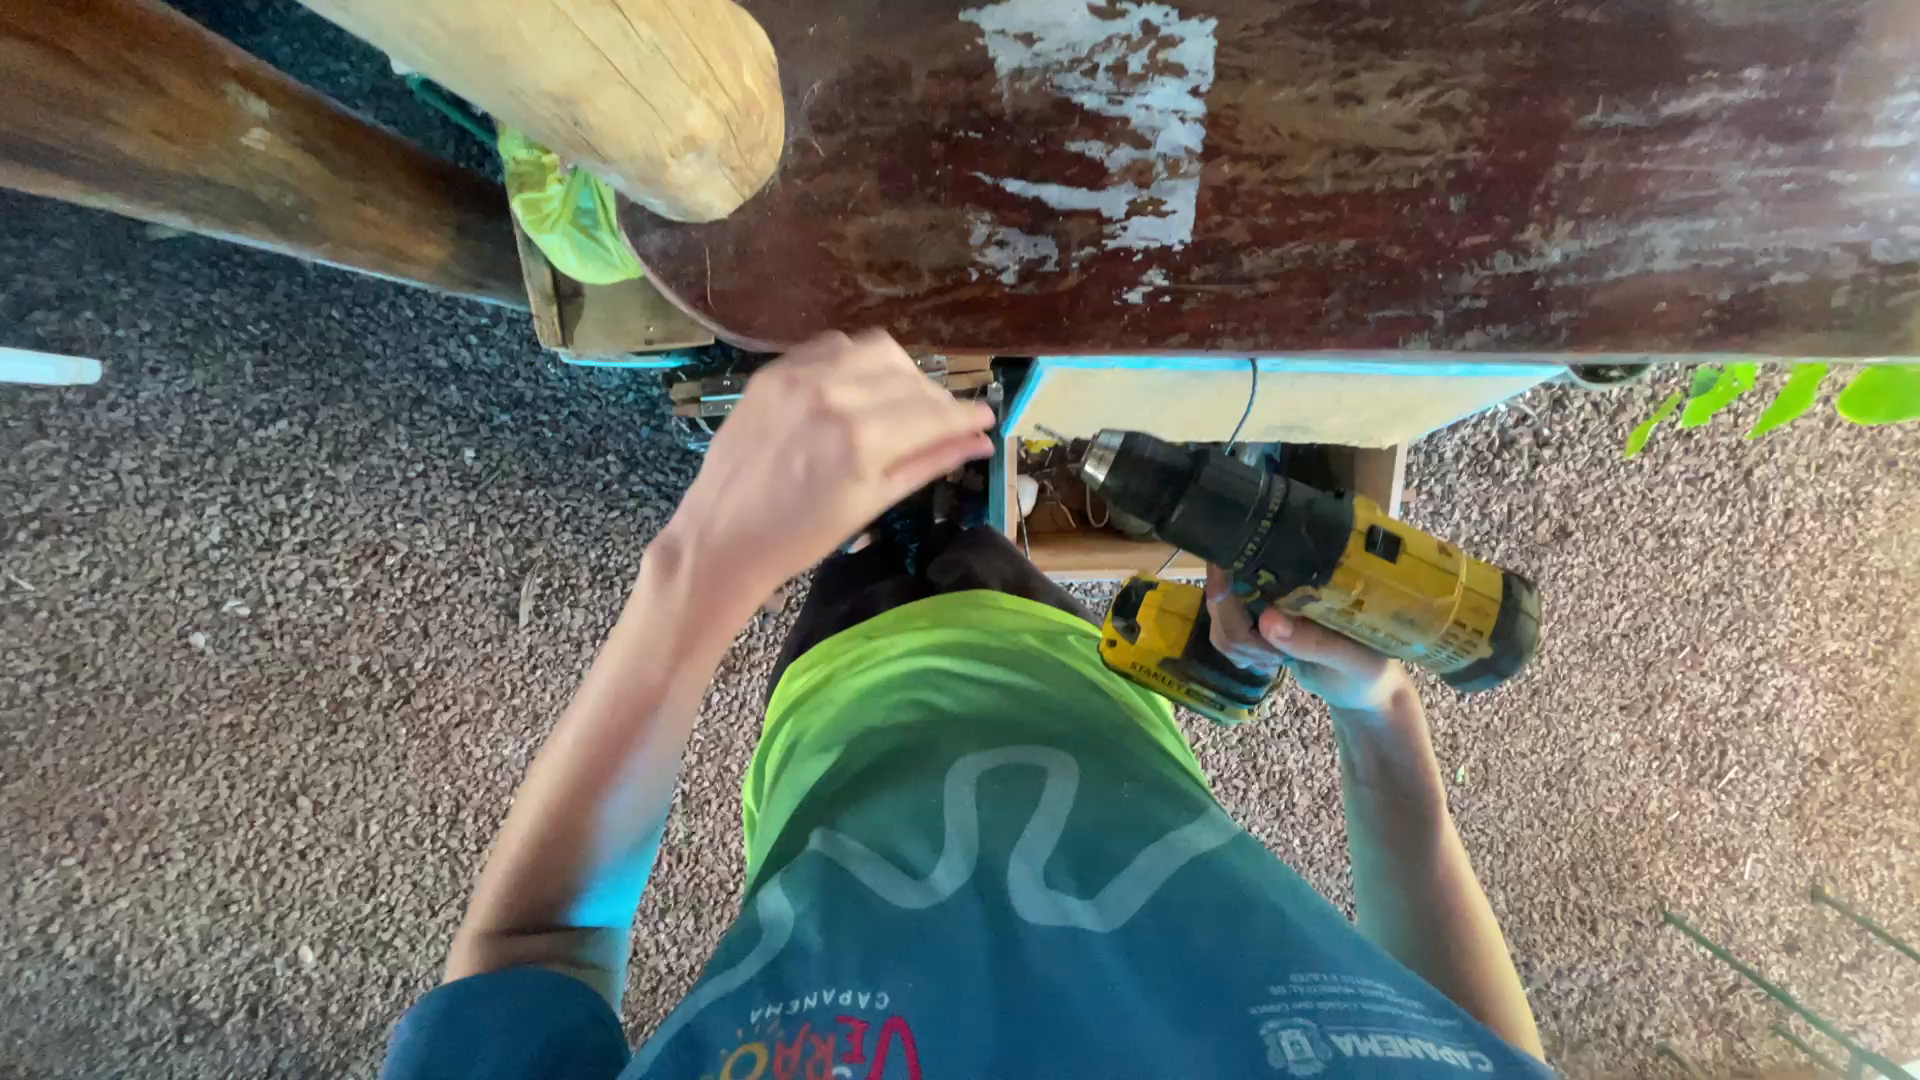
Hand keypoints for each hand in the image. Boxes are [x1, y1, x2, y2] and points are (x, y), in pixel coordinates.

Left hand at [659, 330, 996, 605]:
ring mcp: (799, 377)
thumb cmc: (802, 538)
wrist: (723, 536)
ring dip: (901, 373)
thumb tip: (980, 442)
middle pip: (911, 378)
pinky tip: (858, 388)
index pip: (934, 413)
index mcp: (862, 441)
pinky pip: (833, 346)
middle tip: (942, 420)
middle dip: (937, 398)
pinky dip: (858, 361)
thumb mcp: (872, 504)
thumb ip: (928, 463)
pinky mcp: (774, 371)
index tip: (985, 416)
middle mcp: (834, 396)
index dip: (966, 414)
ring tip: (900, 402)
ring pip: (876, 350)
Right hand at [1204, 565, 1410, 712]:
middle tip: (1268, 655)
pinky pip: (1222, 629)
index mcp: (1312, 571)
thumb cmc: (1365, 668)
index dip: (1227, 570)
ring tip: (1272, 659)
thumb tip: (1266, 620)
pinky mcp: (1254, 617)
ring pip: (1219, 611)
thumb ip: (1313, 642)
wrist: (1359, 688)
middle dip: (1236, 625)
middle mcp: (1283, 576)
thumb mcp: (1350, 658)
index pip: (1253, 554)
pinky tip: (1262, 659)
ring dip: (1237, 642)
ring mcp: (1265, 597)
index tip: (1222, 594)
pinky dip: (1236, 649)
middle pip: (1226, 586)